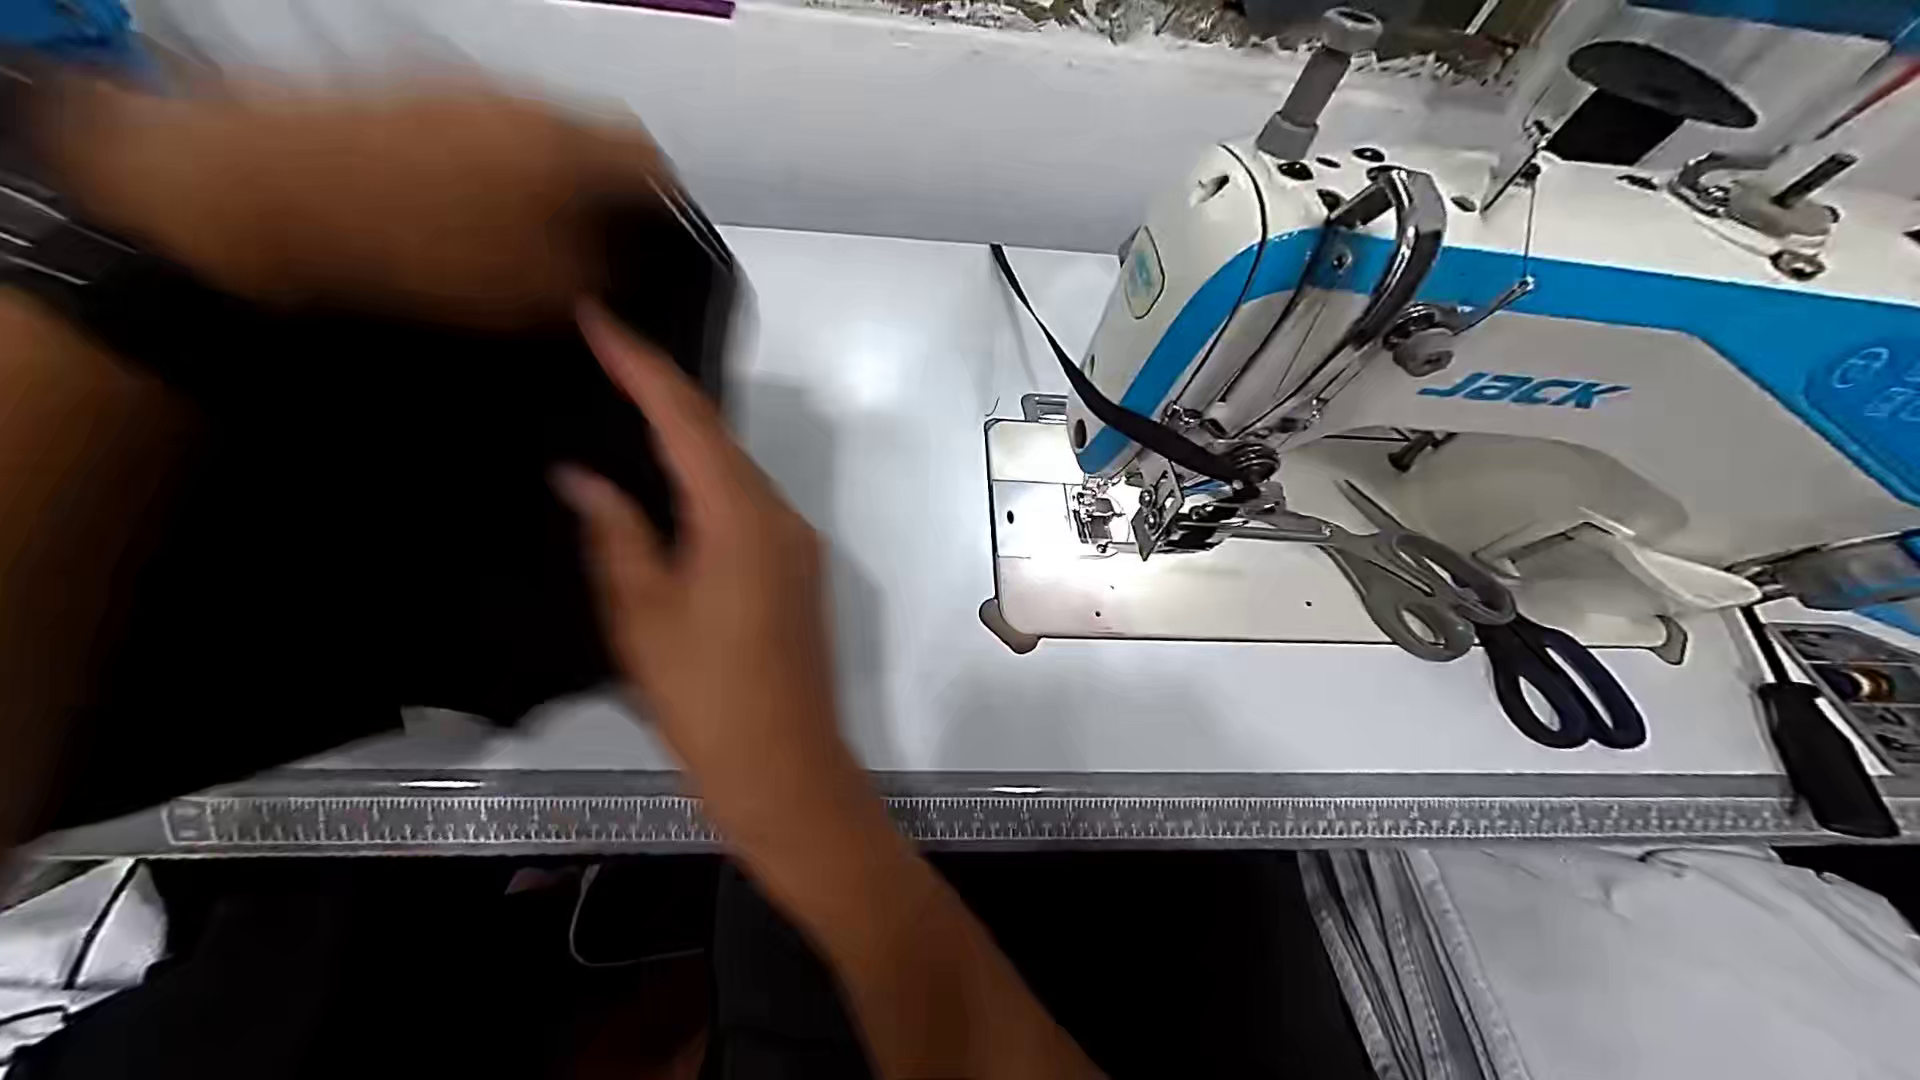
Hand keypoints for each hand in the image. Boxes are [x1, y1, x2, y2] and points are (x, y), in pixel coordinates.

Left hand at [45, 78, 664, 326]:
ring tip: (531, 233)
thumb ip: (605, 277)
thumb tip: (625, 267)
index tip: (664, 233)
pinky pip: (477, 131)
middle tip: (600, 243)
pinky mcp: (397, 94)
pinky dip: (492, 170)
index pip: (649, 156)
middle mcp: (516, 100)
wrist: (262, 200)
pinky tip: (469, 213)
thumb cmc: (426, 254)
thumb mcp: (547, 291)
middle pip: (591, 140)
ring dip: (547, 179)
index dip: (667, 197)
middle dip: (605, 190)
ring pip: (533, 134)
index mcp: (564, 144)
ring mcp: (451, 88)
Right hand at [557, 303, 866, 839]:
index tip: (600, 320)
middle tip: (606, 362)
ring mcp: (800, 543)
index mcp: (742, 518)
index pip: (688, 420)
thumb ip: (617, 535)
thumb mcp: (642, 617)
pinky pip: (752, 506)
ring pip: (738, 473)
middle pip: (720, 440)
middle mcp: (782, 517)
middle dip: (665, 398)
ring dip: (689, 442)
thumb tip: (585, 477)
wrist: (787, 764)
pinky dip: (712, 484)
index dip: (643, 365)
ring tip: (626, 411)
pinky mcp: (803, 569)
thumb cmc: (707, 700)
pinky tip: (673, 486)